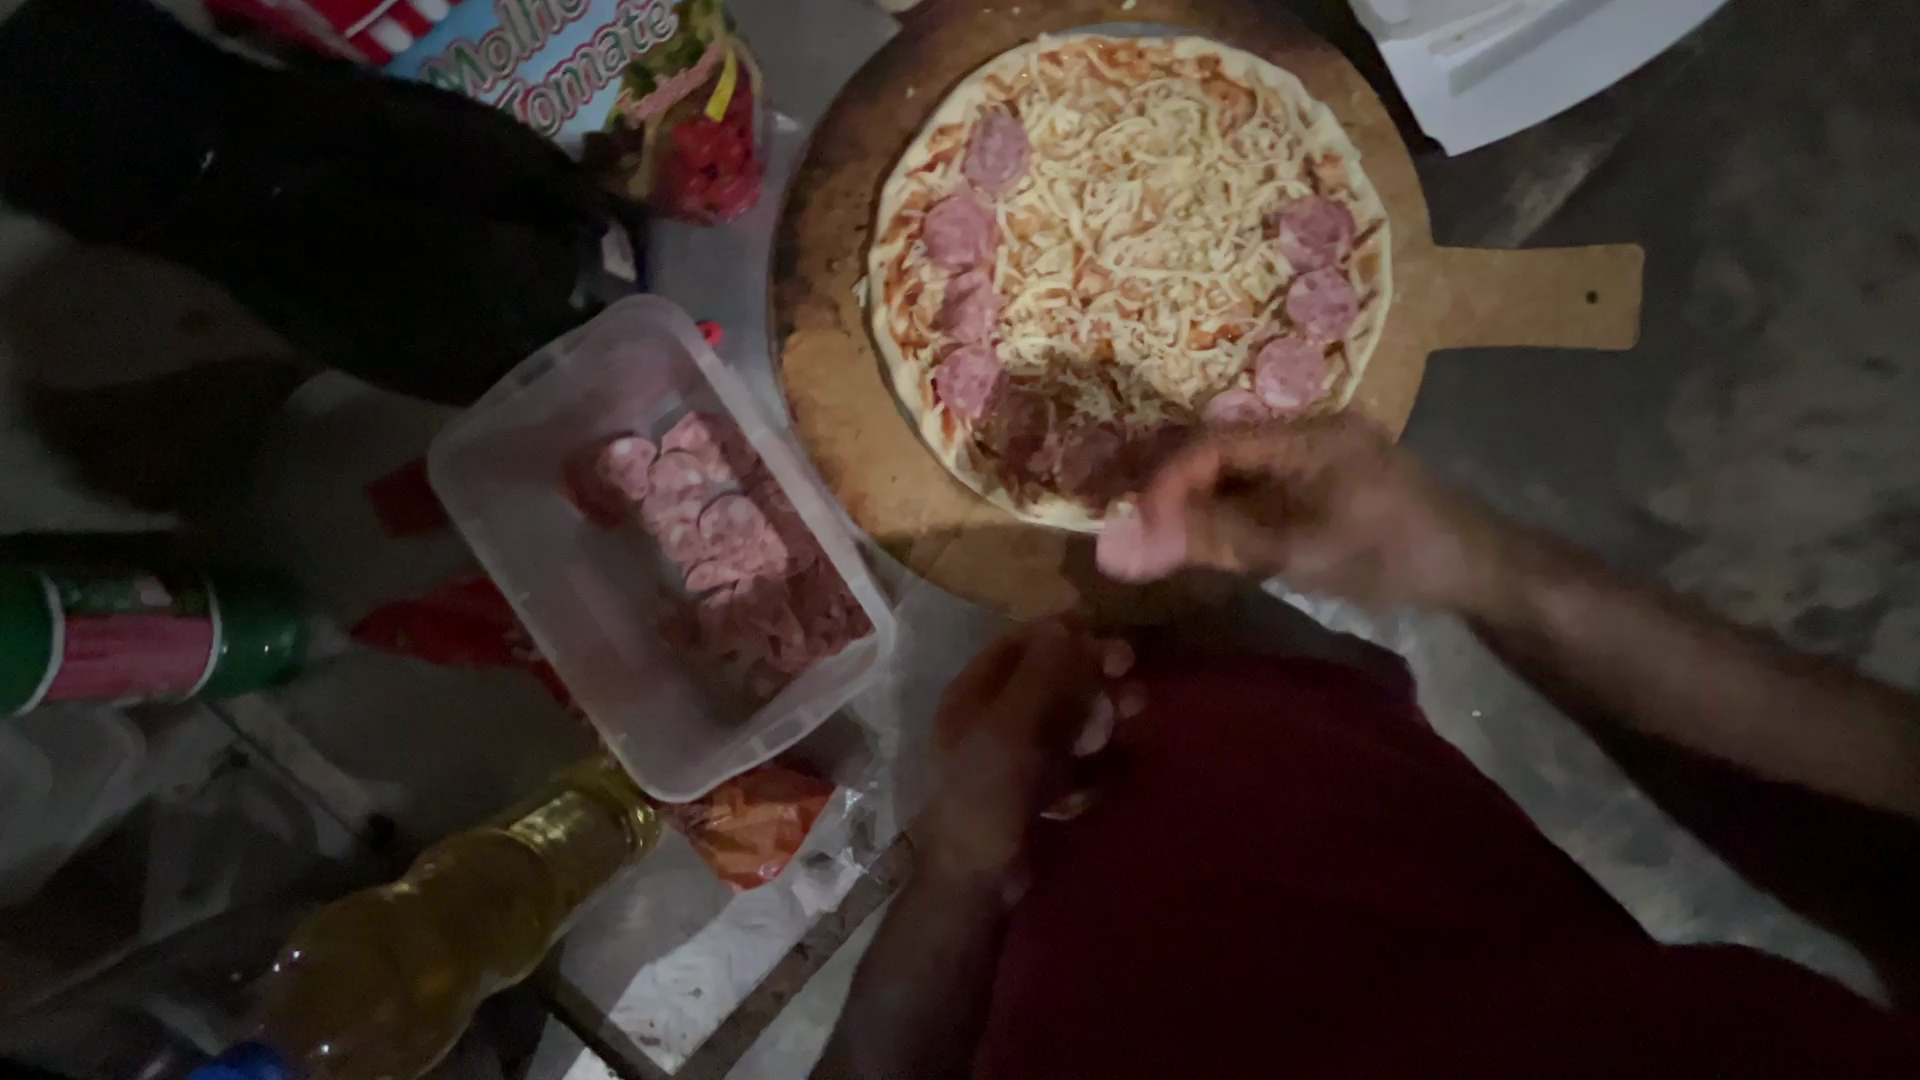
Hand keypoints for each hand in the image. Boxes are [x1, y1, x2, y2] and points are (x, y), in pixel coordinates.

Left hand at [916, 619, 1123, 894]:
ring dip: (1099, 713)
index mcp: (973, 695)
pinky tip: (1109, 768)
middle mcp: (994, 717)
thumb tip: (1064, 624)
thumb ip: (1038, 677)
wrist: (978, 881)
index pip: (1018, 645)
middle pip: (1049, 680)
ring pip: (1067, 719)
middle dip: (1089, 674)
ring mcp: (1017, 754)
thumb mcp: (1009, 730)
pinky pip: (1074, 760)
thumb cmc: (985, 795)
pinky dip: (1095, 759)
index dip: (1058, 632)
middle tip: (1128, 670)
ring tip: (1130, 715)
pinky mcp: (1038, 788)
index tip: (1102, 629)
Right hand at [1096, 414, 1505, 608]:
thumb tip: (1132, 543)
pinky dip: (1230, 512)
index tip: (1138, 522)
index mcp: (1305, 435)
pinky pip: (1259, 487)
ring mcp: (1318, 453)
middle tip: (1141, 529)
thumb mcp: (1298, 551)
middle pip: (1220, 451)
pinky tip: (1216, 538)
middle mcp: (1307, 431)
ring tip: (1170, 538)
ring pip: (1237, 471)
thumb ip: (1214, 541)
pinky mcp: (1325, 478)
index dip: (1167, 482)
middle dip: (1176, 491)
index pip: (1213, 444)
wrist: (1481, 569)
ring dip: (1201, 504)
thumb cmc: (1391, 556)